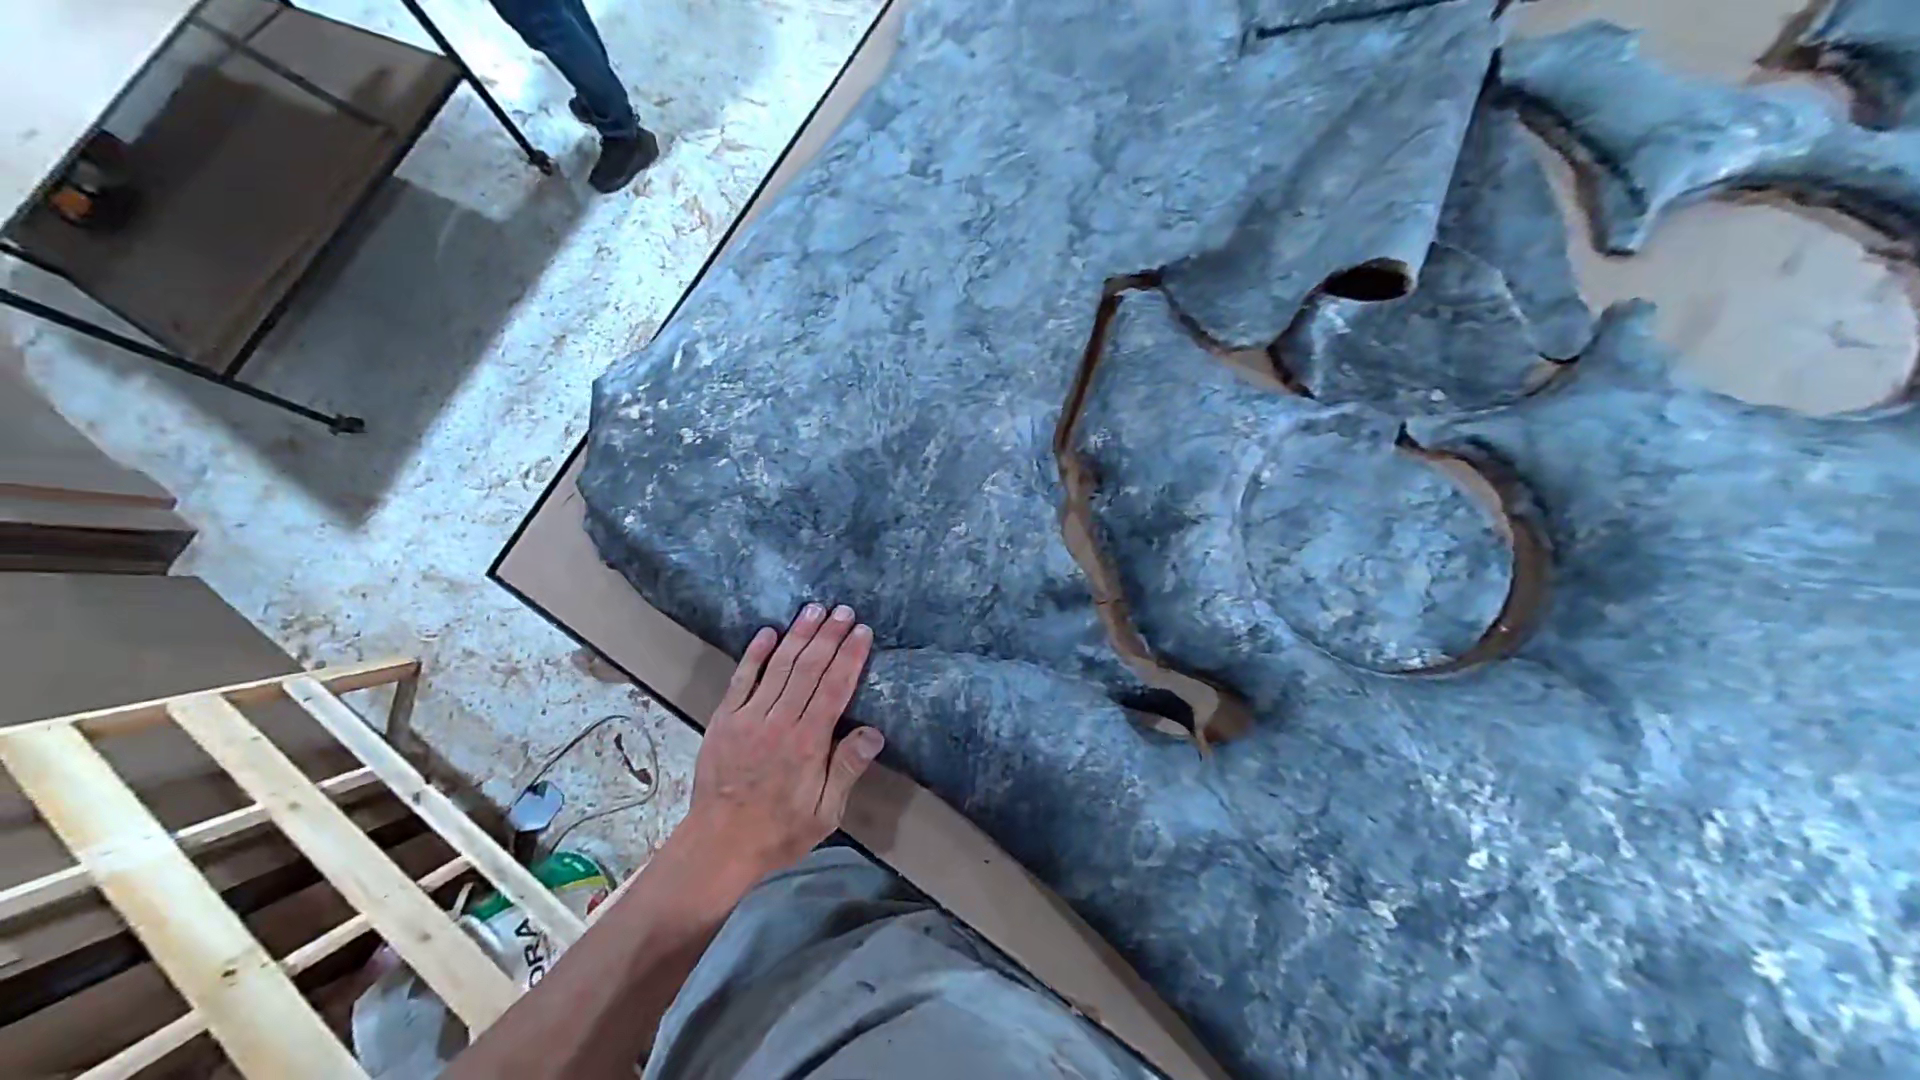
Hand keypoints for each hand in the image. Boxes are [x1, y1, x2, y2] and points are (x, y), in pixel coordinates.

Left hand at [681, 603, 884, 879]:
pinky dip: (755, 654)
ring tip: (814, 609)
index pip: (834, 688)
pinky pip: (741, 679)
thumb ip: (847, 769)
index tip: (862, 631)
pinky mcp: (724, 719)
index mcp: (807, 743)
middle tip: (843, 610)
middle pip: (808, 668)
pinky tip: (768, 632)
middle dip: (828, 635)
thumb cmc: (779, 830)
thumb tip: (874, 732)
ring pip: (778, 666)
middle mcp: (778, 722)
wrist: (719, 845)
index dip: (850, 656)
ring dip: (798, 634)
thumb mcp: (825, 812)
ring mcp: (748, 717)